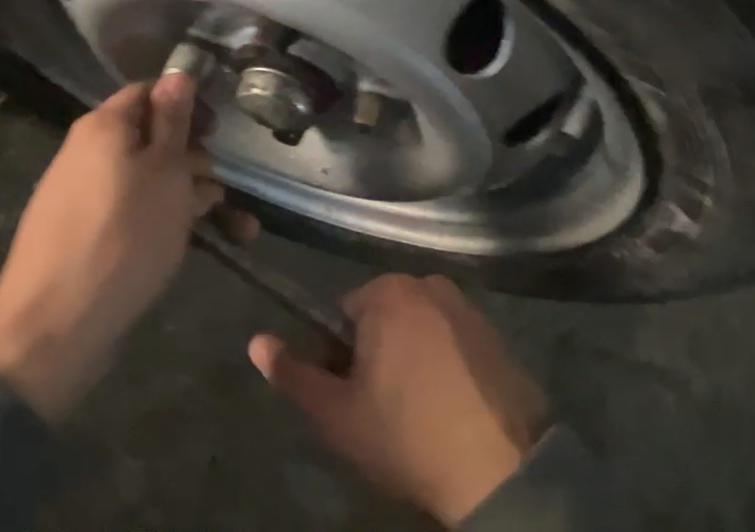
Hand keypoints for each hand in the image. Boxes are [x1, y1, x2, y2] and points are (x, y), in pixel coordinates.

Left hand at [0, 74, 220, 422]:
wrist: (56, 325)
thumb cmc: (124, 234)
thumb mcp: (164, 170)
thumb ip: (173, 120)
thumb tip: (177, 72)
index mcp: (102, 127)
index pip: (148, 93)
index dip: (187, 106)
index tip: (219, 131)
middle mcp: (86, 154)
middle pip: (151, 140)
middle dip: (194, 161)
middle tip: (220, 189)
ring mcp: (82, 197)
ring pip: (147, 183)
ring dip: (189, 196)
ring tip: (231, 227)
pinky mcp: (84, 236)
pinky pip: (131, 214)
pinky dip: (163, 221)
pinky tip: (194, 242)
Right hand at [249, 274, 548, 526]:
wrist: (499, 469)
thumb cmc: (406, 435)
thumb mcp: (336, 413)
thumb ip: (293, 374)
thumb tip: (256, 340)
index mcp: (388, 292)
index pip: (342, 314)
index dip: (337, 357)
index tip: (349, 395)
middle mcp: (431, 285)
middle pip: (383, 318)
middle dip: (375, 355)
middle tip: (379, 409)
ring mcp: (470, 309)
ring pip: (419, 331)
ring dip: (410, 360)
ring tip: (416, 414)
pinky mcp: (499, 336)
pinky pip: (454, 344)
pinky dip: (445, 367)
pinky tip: (449, 409)